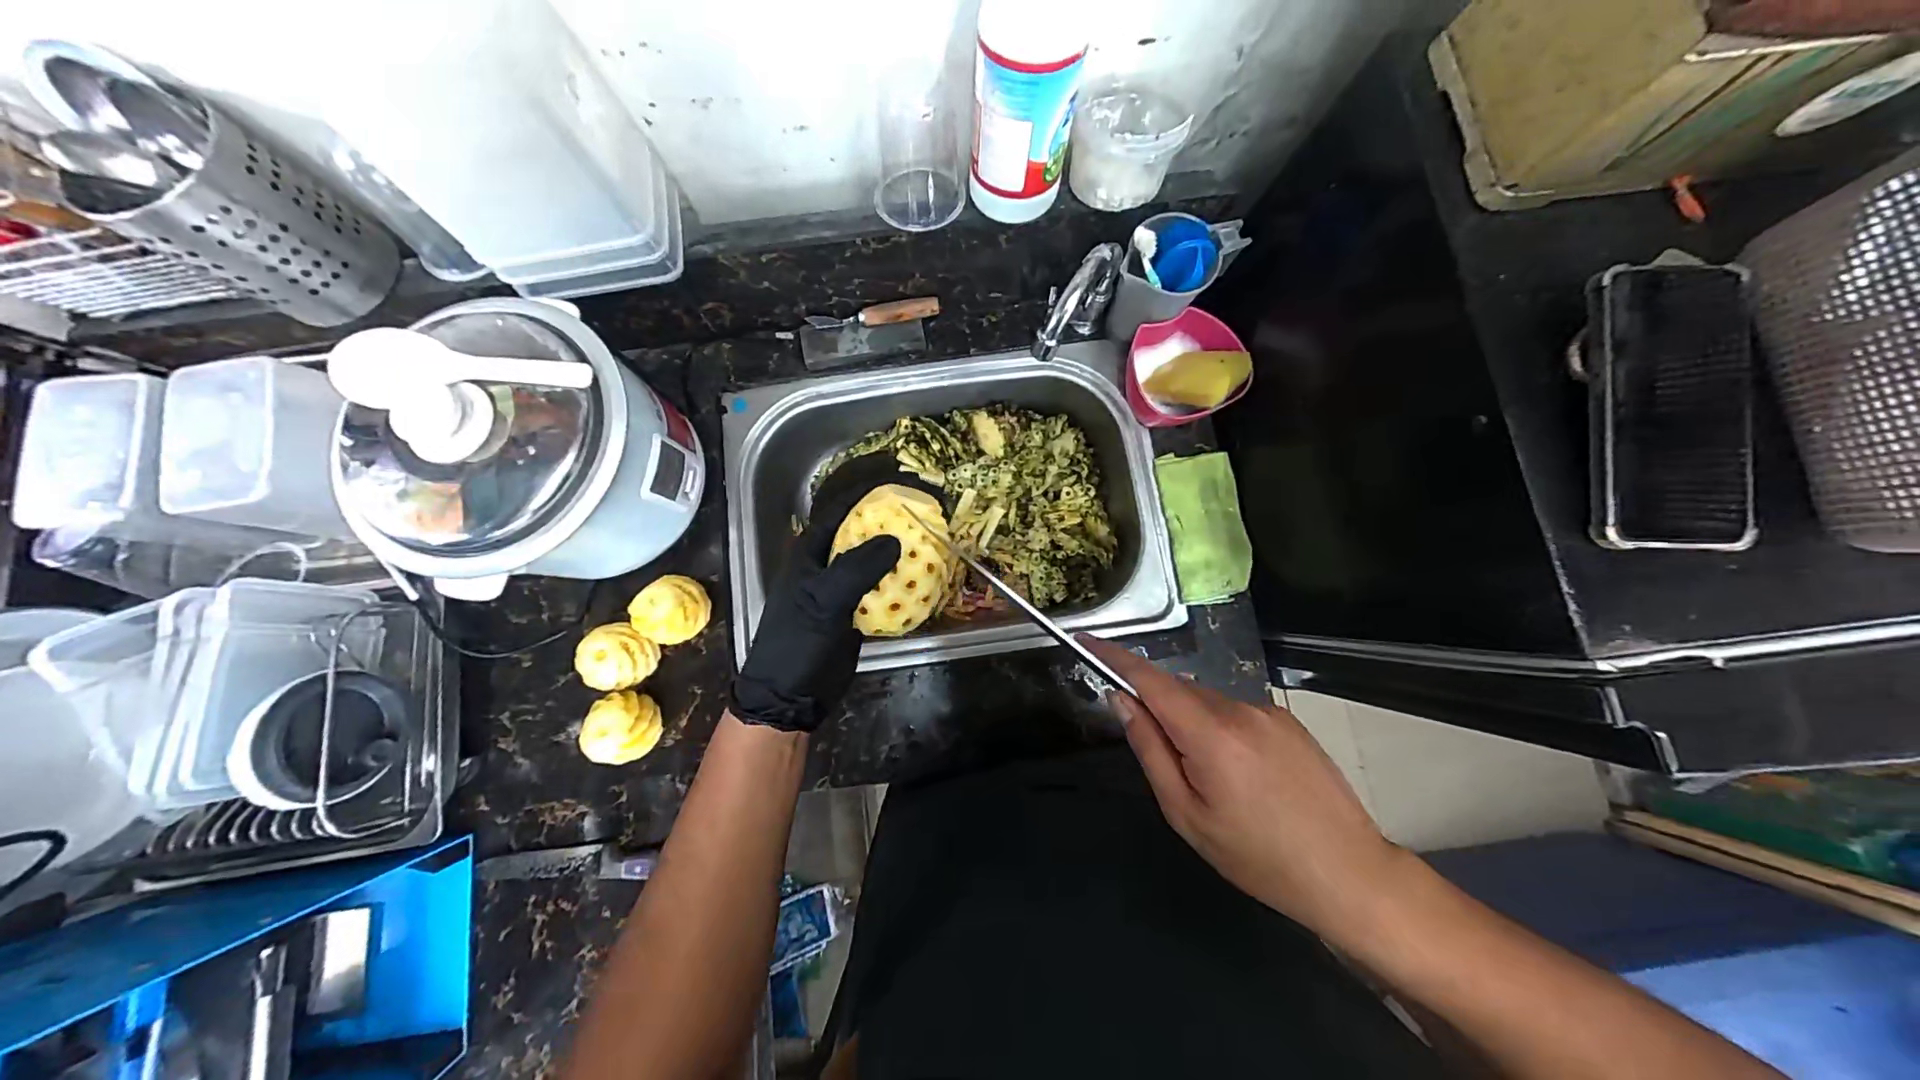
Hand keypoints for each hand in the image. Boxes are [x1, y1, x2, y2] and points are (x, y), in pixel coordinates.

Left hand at [729, 456, 939, 732]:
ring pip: (873, 554)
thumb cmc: (797, 642)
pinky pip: (881, 582)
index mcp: (810, 550)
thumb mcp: (824, 601)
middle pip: (860, 526)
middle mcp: (825, 560)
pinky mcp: (855, 607)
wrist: (791, 693)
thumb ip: (857, 568)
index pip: (841, 505)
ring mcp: (840, 585)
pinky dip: (900, 574)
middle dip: (889, 511)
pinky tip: (923, 571)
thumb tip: (894, 539)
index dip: (868, 485)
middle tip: (923, 500)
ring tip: (930, 530)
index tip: (900, 471)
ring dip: (898, 542)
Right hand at [1083, 637, 1412, 935]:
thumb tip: (1122, 701)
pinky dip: (1218, 727)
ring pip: (1208, 701)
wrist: (1349, 874)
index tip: (1087, 640)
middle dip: (1155, 704)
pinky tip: (1238, 774)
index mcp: (1210, 734)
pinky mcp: (1289, 722)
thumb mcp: (1186, 813)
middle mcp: (1241, 709)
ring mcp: (1269, 712)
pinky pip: (1236, 712)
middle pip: (1178, 689)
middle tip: (1155, 753)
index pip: (1151, 680)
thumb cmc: (1257, 856)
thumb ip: (1149, 750)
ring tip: (1207, 778)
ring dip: (1189, 720)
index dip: (1115, 657)